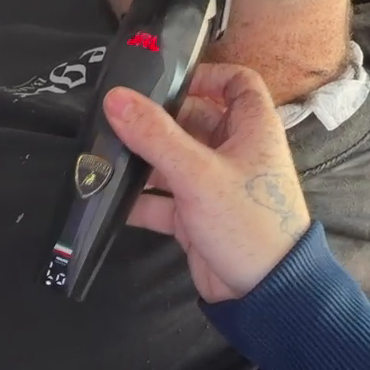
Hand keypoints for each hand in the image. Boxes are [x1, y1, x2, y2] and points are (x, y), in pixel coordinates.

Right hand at [103, 64, 310, 302]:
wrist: (264, 293)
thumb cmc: (248, 224)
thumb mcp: (198, 174)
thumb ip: (155, 136)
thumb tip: (116, 100)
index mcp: (252, 131)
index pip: (237, 84)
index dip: (207, 76)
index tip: (168, 80)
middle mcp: (234, 154)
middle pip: (194, 122)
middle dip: (158, 122)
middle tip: (118, 119)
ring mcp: (215, 187)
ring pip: (174, 162)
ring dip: (143, 161)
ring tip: (105, 156)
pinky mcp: (197, 218)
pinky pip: (164, 200)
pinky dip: (141, 200)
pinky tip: (111, 199)